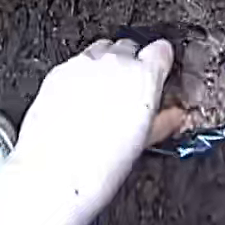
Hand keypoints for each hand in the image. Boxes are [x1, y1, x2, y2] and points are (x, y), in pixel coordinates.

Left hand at [9, 37, 174, 213]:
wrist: (51, 177)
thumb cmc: (97, 168)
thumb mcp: (141, 144)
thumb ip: (161, 121)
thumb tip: (172, 116)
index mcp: (143, 77)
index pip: (161, 50)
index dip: (159, 63)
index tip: (156, 73)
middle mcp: (115, 62)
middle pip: (130, 47)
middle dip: (130, 66)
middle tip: (126, 95)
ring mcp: (85, 63)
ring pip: (102, 51)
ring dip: (105, 67)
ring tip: (100, 99)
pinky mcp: (60, 70)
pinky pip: (76, 64)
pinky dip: (80, 77)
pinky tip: (77, 104)